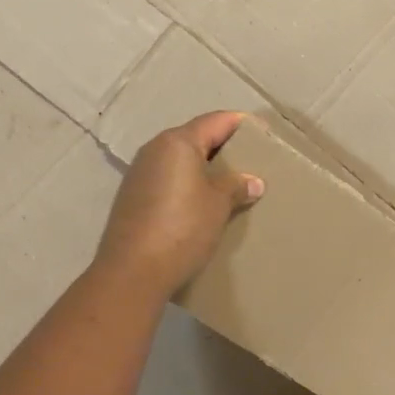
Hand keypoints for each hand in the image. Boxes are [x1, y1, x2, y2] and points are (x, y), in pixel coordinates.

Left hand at [94, 110, 264, 299]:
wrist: (131, 273)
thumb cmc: (182, 228)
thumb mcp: (218, 205)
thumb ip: (236, 186)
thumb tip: (253, 181)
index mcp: (178, 142)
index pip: (216, 120)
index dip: (241, 124)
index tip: (263, 134)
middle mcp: (155, 148)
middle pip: (196, 136)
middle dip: (222, 146)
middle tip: (249, 159)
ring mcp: (139, 172)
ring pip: (179, 158)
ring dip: (203, 166)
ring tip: (228, 183)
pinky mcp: (131, 196)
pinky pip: (166, 177)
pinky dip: (186, 182)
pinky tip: (199, 202)